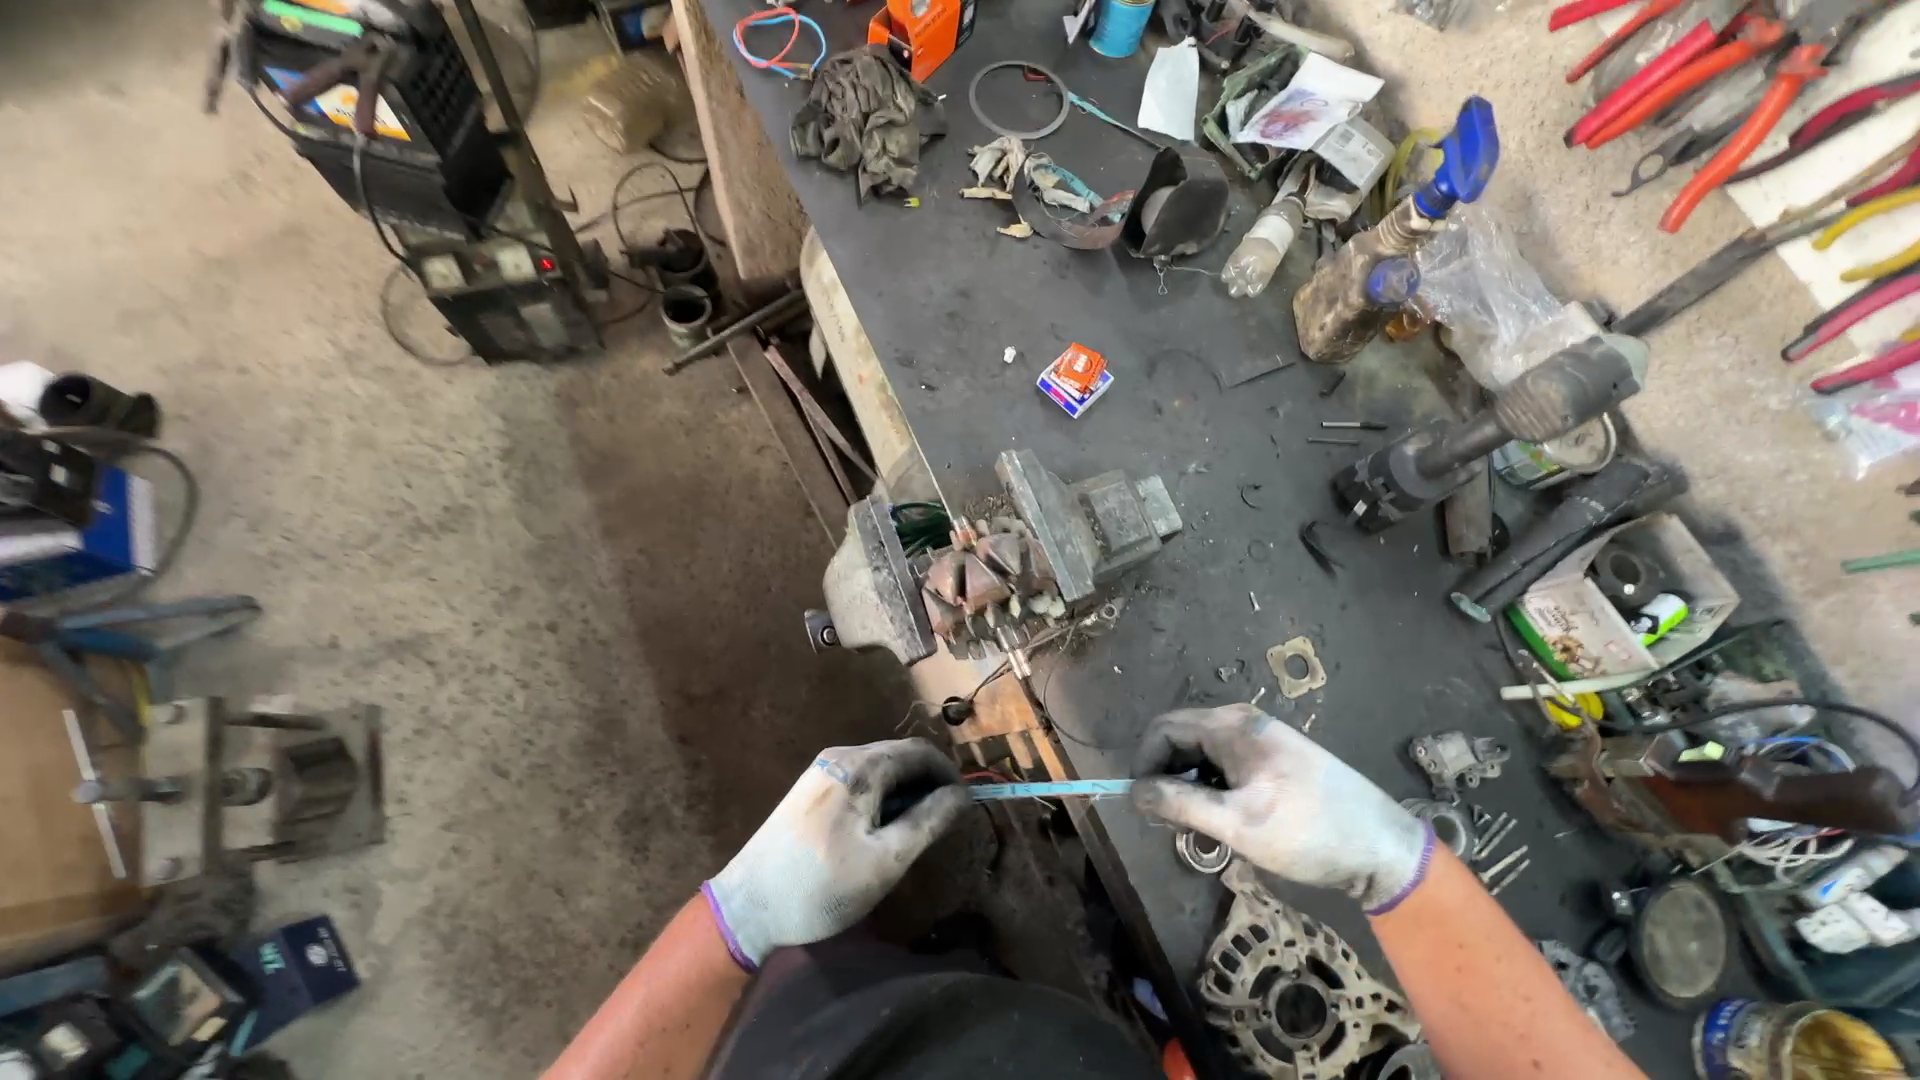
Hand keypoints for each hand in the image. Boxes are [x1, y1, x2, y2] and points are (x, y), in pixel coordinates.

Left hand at [703, 738, 969, 968]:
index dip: (950, 774)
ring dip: (906, 793)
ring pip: (880, 770)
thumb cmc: (821, 885)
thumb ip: (928, 821)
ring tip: (916, 833)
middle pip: (900, 756)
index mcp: (860, 766)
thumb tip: (963, 795)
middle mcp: (840, 756)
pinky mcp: (810, 790)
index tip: (967, 807)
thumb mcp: (886, 860)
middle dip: (929, 784)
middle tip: (944, 825)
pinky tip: (881, 832)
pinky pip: (860, 781)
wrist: (746, 907)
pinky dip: (882, 798)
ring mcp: (821, 771)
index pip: (921, 751)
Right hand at [1130, 705, 1433, 913]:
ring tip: (1204, 829)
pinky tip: (1230, 822)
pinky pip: (1227, 765)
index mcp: (1233, 726)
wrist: (1384, 847)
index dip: (1145, 764)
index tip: (1144, 806)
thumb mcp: (1237, 823)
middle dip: (1168, 779)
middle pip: (1181, 740)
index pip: (1163, 729)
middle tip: (1175, 826)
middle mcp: (1244, 722)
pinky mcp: (1276, 759)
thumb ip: (1180, 804)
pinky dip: (1215, 790)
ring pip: (1203, 756)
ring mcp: (1263, 739)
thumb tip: (1132, 792)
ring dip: (1191, 789)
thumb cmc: (1307, 832)